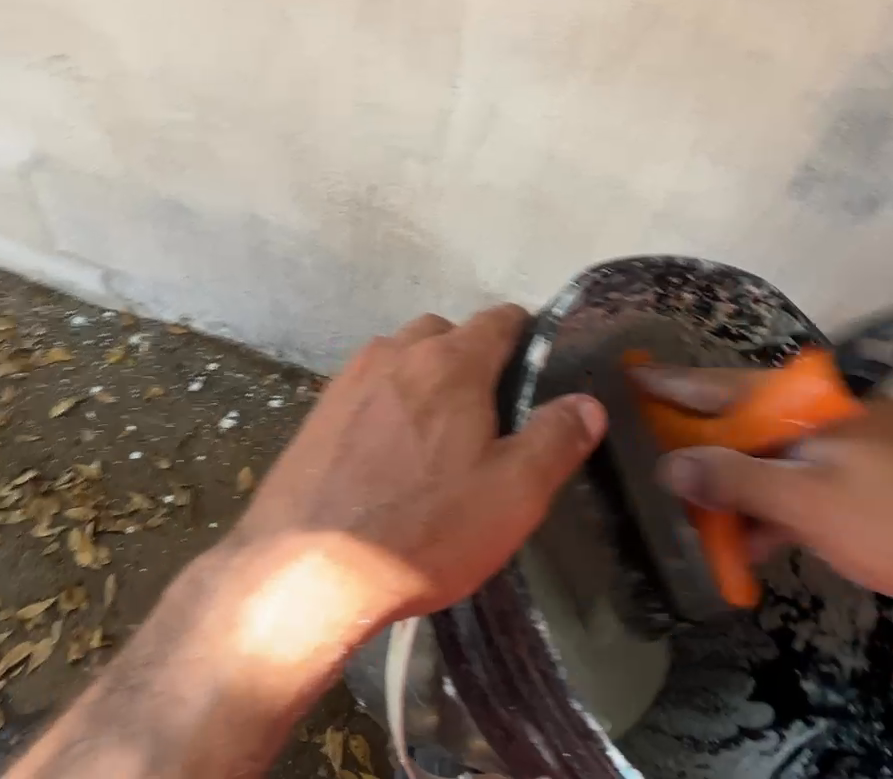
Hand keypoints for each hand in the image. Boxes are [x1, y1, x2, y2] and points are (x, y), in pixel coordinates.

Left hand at [234, 305, 606, 622]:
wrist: (305, 573)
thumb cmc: (423, 530)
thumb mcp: (513, 494)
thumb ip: (556, 439)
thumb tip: (587, 403)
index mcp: (451, 362)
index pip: (500, 319)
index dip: (525, 337)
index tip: (536, 370)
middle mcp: (397, 353)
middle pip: (447, 332)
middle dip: (472, 357)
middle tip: (488, 414)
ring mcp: (350, 379)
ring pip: (402, 356)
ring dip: (425, 376)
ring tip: (437, 434)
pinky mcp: (318, 411)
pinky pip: (368, 387)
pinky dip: (387, 401)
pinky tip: (388, 452)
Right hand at [633, 366, 892, 615]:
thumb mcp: (804, 502)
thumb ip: (733, 478)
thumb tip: (669, 464)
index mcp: (811, 400)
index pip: (723, 384)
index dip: (672, 384)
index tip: (630, 374)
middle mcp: (824, 410)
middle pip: (743, 421)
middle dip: (699, 447)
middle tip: (653, 456)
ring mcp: (845, 441)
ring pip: (769, 456)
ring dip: (735, 488)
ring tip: (695, 518)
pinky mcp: (861, 473)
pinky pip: (798, 479)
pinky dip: (772, 505)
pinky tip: (750, 541)